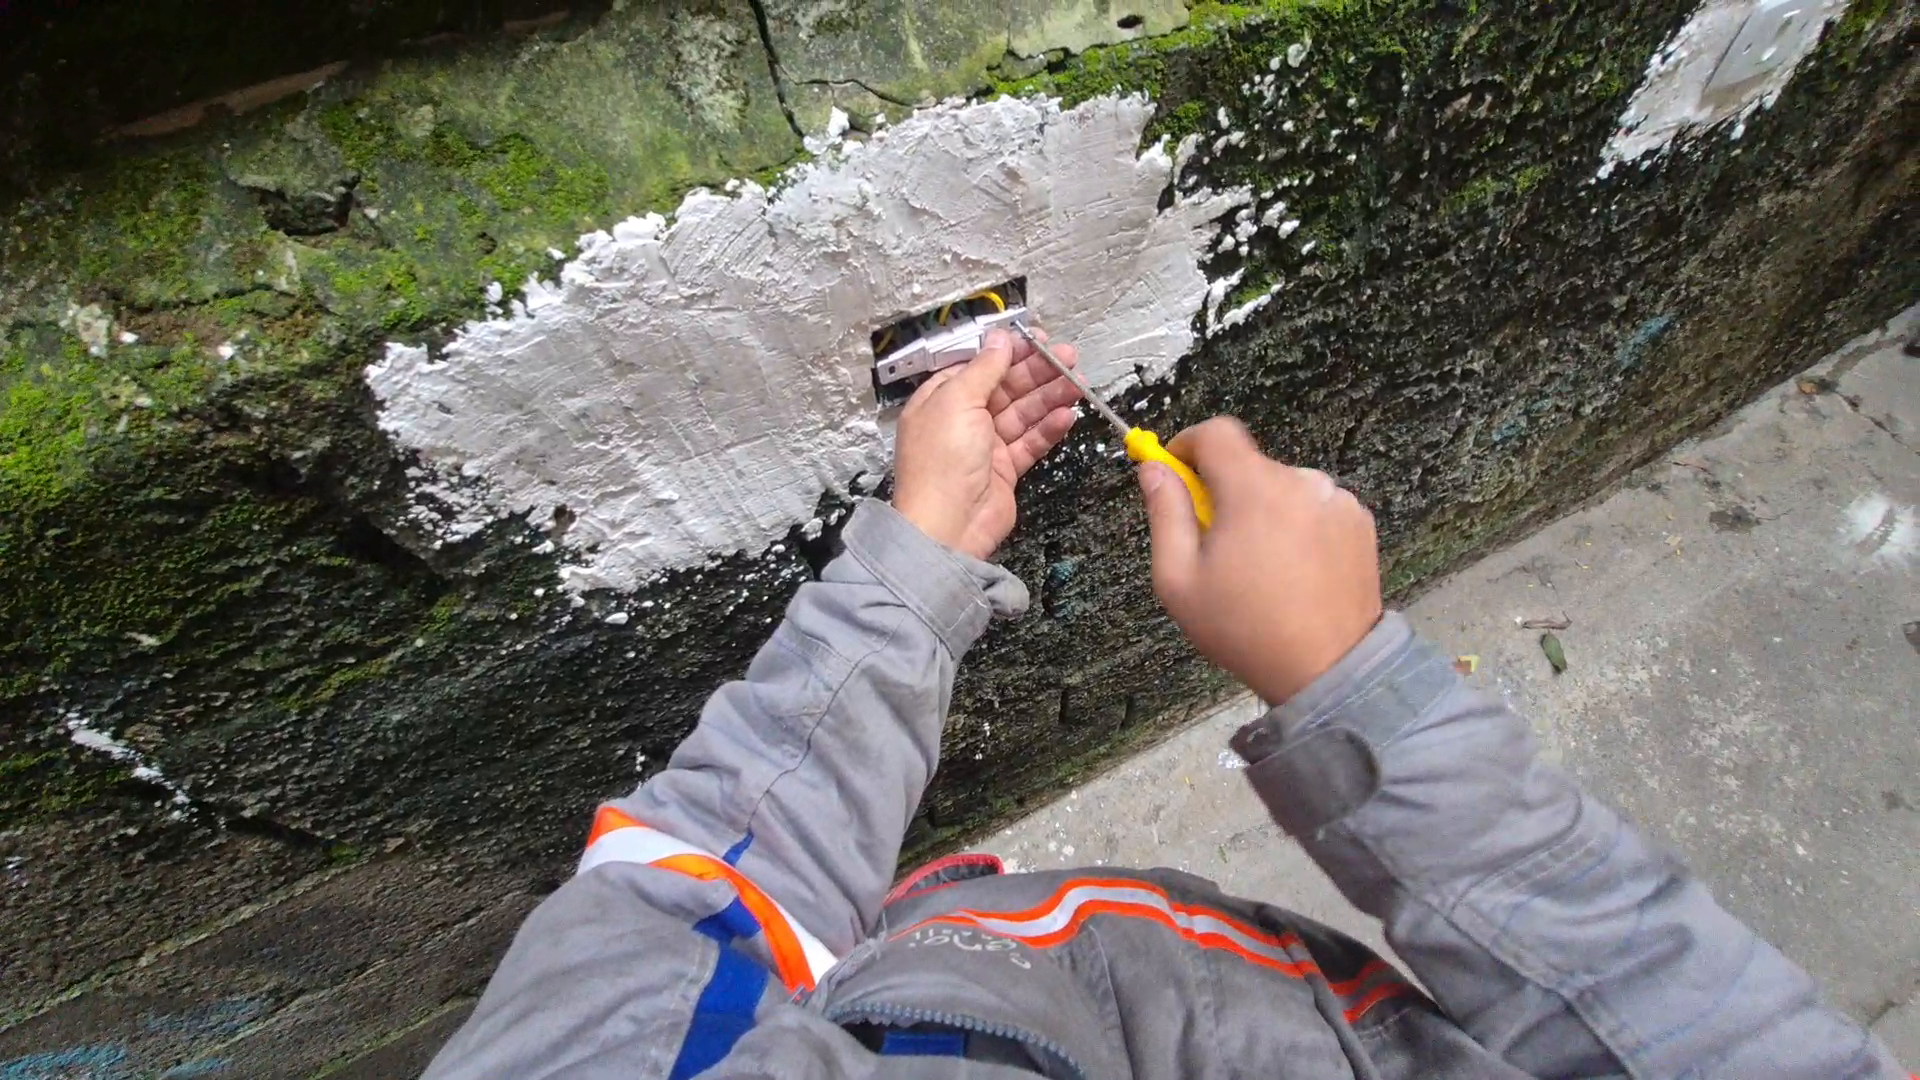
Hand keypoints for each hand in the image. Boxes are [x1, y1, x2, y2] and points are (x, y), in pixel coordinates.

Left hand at [892, 329, 1082, 559]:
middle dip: (1037, 371)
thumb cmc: (941, 462)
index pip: (978, 367)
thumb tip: (999, 339)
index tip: (1037, 340)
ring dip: (1050, 397)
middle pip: (1005, 388)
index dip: (1007, 353)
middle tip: (1069, 358)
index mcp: (941, 400)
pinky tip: (1068, 415)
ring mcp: (984, 447)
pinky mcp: (1004, 470)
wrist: (948, 526)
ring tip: (1079, 383)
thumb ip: (983, 368)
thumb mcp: (958, 401)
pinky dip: (1048, 429)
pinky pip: (1030, 443)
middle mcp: (961, 421)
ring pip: (1022, 414)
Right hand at [1136, 417, 1382, 703]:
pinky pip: (1312, 505)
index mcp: (1254, 490)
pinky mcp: (1360, 521)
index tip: (1175, 471)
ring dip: (1260, 508)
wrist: (1328, 670)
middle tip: (1214, 542)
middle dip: (1223, 490)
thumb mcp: (1178, 578)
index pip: (1216, 432)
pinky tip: (1291, 568)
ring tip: (1257, 564)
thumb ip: (1164, 513)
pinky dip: (1294, 523)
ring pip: (1280, 485)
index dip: (1187, 444)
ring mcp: (1337, 500)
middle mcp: (1302, 482)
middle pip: (1247, 464)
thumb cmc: (1242, 628)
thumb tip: (1153, 470)